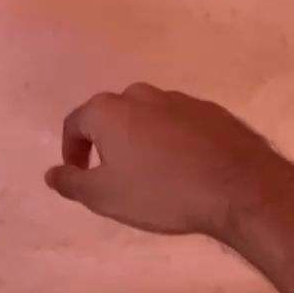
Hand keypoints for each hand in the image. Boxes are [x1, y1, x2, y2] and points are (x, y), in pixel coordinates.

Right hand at [45, 83, 293, 240]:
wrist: (242, 189)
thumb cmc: (161, 192)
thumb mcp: (104, 196)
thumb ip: (71, 183)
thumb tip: (51, 173)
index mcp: (107, 111)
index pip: (75, 124)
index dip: (72, 151)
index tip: (81, 175)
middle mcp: (140, 96)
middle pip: (113, 117)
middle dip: (109, 142)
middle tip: (117, 174)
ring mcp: (180, 101)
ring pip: (149, 119)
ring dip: (143, 140)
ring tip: (155, 174)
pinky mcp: (214, 112)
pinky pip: (182, 125)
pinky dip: (176, 142)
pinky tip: (188, 169)